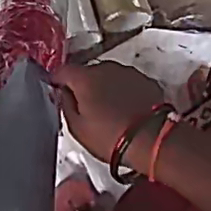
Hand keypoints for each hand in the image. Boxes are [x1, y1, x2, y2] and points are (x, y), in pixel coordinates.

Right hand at [51, 61, 167, 164]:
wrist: (154, 141)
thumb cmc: (113, 137)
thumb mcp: (77, 128)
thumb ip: (65, 105)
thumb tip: (63, 95)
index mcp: (84, 78)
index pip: (62, 70)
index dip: (56, 81)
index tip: (56, 89)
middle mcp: (105, 68)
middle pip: (86, 72)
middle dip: (82, 86)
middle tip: (84, 108)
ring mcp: (127, 73)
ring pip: (107, 76)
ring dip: (104, 89)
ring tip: (107, 113)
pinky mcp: (145, 81)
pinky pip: (126, 83)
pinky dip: (122, 92)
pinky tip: (125, 111)